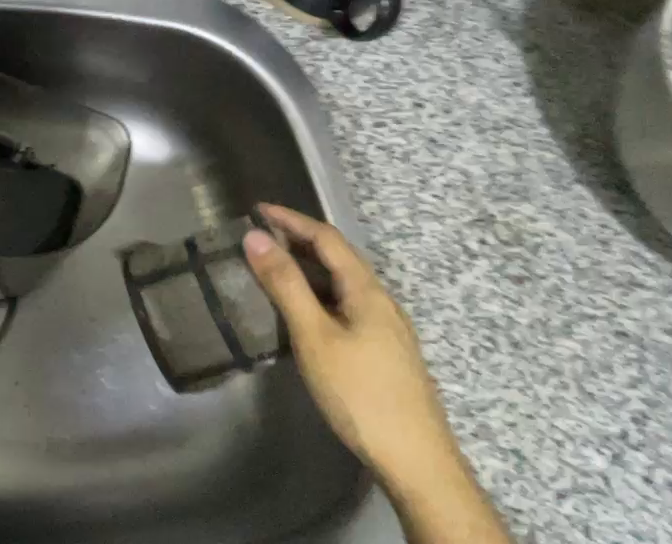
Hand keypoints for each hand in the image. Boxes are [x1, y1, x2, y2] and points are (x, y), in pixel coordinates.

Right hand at [242, 203, 463, 492]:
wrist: (416, 462)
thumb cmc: (360, 393)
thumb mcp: (314, 336)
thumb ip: (285, 285)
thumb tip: (255, 237)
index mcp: (368, 291)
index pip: (327, 238)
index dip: (292, 219)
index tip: (257, 208)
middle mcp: (382, 302)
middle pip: (339, 258)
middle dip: (299, 240)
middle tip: (259, 236)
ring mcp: (388, 330)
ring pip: (344, 284)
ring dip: (309, 268)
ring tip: (273, 268)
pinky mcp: (386, 353)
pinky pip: (347, 306)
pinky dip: (319, 294)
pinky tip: (304, 313)